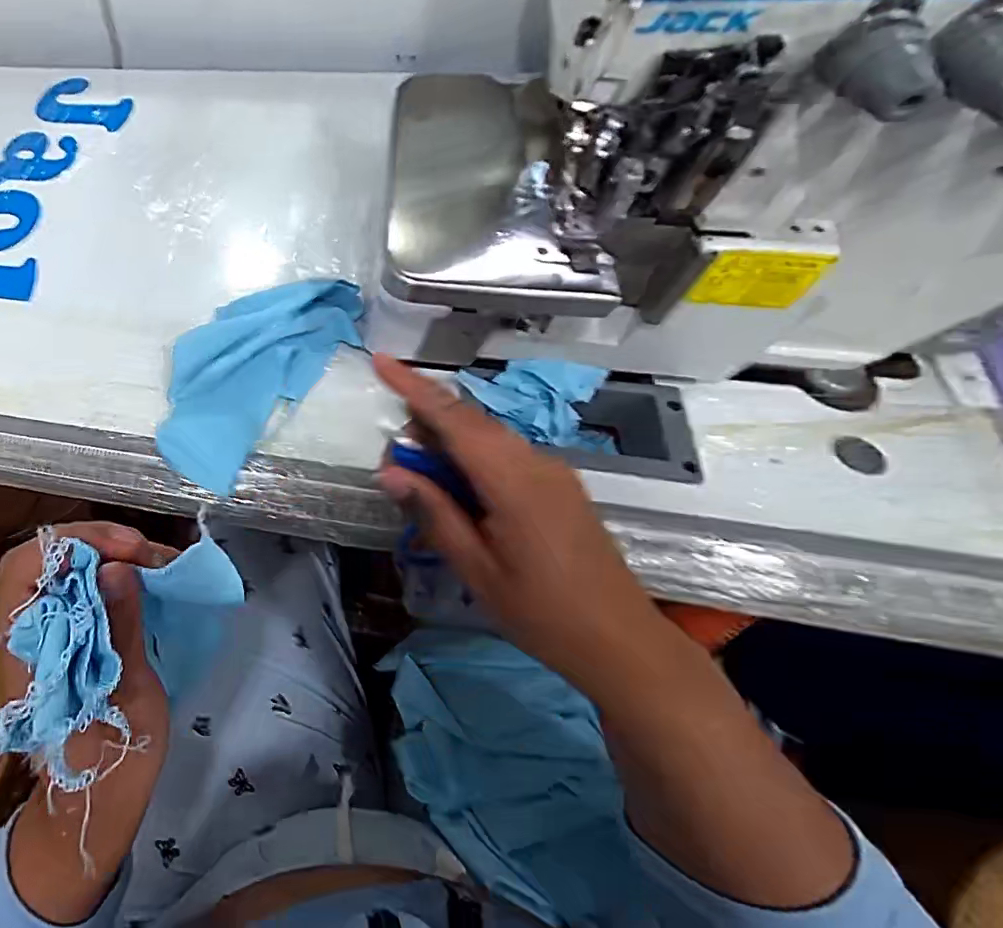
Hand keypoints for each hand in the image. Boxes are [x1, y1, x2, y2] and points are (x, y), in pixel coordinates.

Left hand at [0, 522, 177, 921]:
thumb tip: (117, 569)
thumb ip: (120, 631)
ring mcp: (48, 631)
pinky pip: (86, 587)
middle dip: (99, 542)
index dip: (74, 544)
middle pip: (46, 557)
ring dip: (112, 554)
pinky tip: (150, 579)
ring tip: (158, 563)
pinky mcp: (70, 635)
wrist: (95, 805)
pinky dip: (118, 573)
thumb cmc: (111, 763)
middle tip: (148, 554)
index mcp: (28, 649)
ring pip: (68, 567)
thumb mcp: (128, 698)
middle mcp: (29, 631)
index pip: (23, 568)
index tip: (128, 552)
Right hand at [372, 355, 858, 908]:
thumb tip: (391, 471)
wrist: (621, 641)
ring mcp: (553, 472)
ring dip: (449, 438)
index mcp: (512, 480)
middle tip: (392, 446)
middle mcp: (535, 462)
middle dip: (426, 416)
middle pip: (472, 420)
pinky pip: (506, 453)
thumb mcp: (475, 568)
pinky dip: (472, 455)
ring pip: (490, 435)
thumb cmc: (540, 612)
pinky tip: (458, 484)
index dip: (414, 387)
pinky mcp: (559, 486)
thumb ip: (433, 513)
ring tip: (417, 465)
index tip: (381, 361)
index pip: (454, 418)